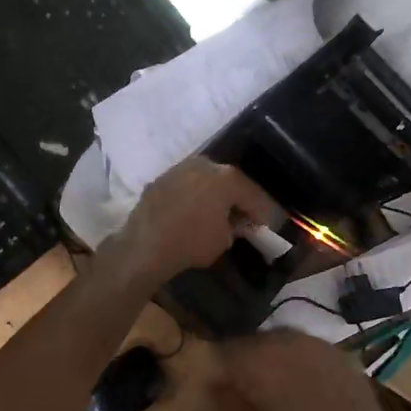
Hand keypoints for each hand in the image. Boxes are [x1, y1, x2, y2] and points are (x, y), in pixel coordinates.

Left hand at [104, 159, 279, 285]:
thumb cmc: (191, 242)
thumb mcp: (223, 240)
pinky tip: (192, 213)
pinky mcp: (160, 180)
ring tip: (216, 214)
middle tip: (242, 217)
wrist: (145, 245)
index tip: (265, 226)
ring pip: (204, 181)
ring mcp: (179, 169)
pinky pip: (184, 187)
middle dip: (236, 199)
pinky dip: (192, 198)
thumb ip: (234, 228)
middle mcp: (204, 164)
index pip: (252, 194)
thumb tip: (233, 226)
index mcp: (226, 177)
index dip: (261, 212)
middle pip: (228, 182)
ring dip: (213, 196)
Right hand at [218, 331, 410, 410]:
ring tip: (269, 386)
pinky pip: (306, 350)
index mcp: (261, 359)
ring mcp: (316, 344)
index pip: (226, 352)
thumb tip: (220, 387)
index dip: (217, 369)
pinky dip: (295, 363)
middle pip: (253, 343)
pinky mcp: (338, 354)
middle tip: (240, 387)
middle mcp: (288, 341)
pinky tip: (299, 387)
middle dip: (243, 361)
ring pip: (281, 343)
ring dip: (270, 359)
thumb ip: (235, 402)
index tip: (214, 386)